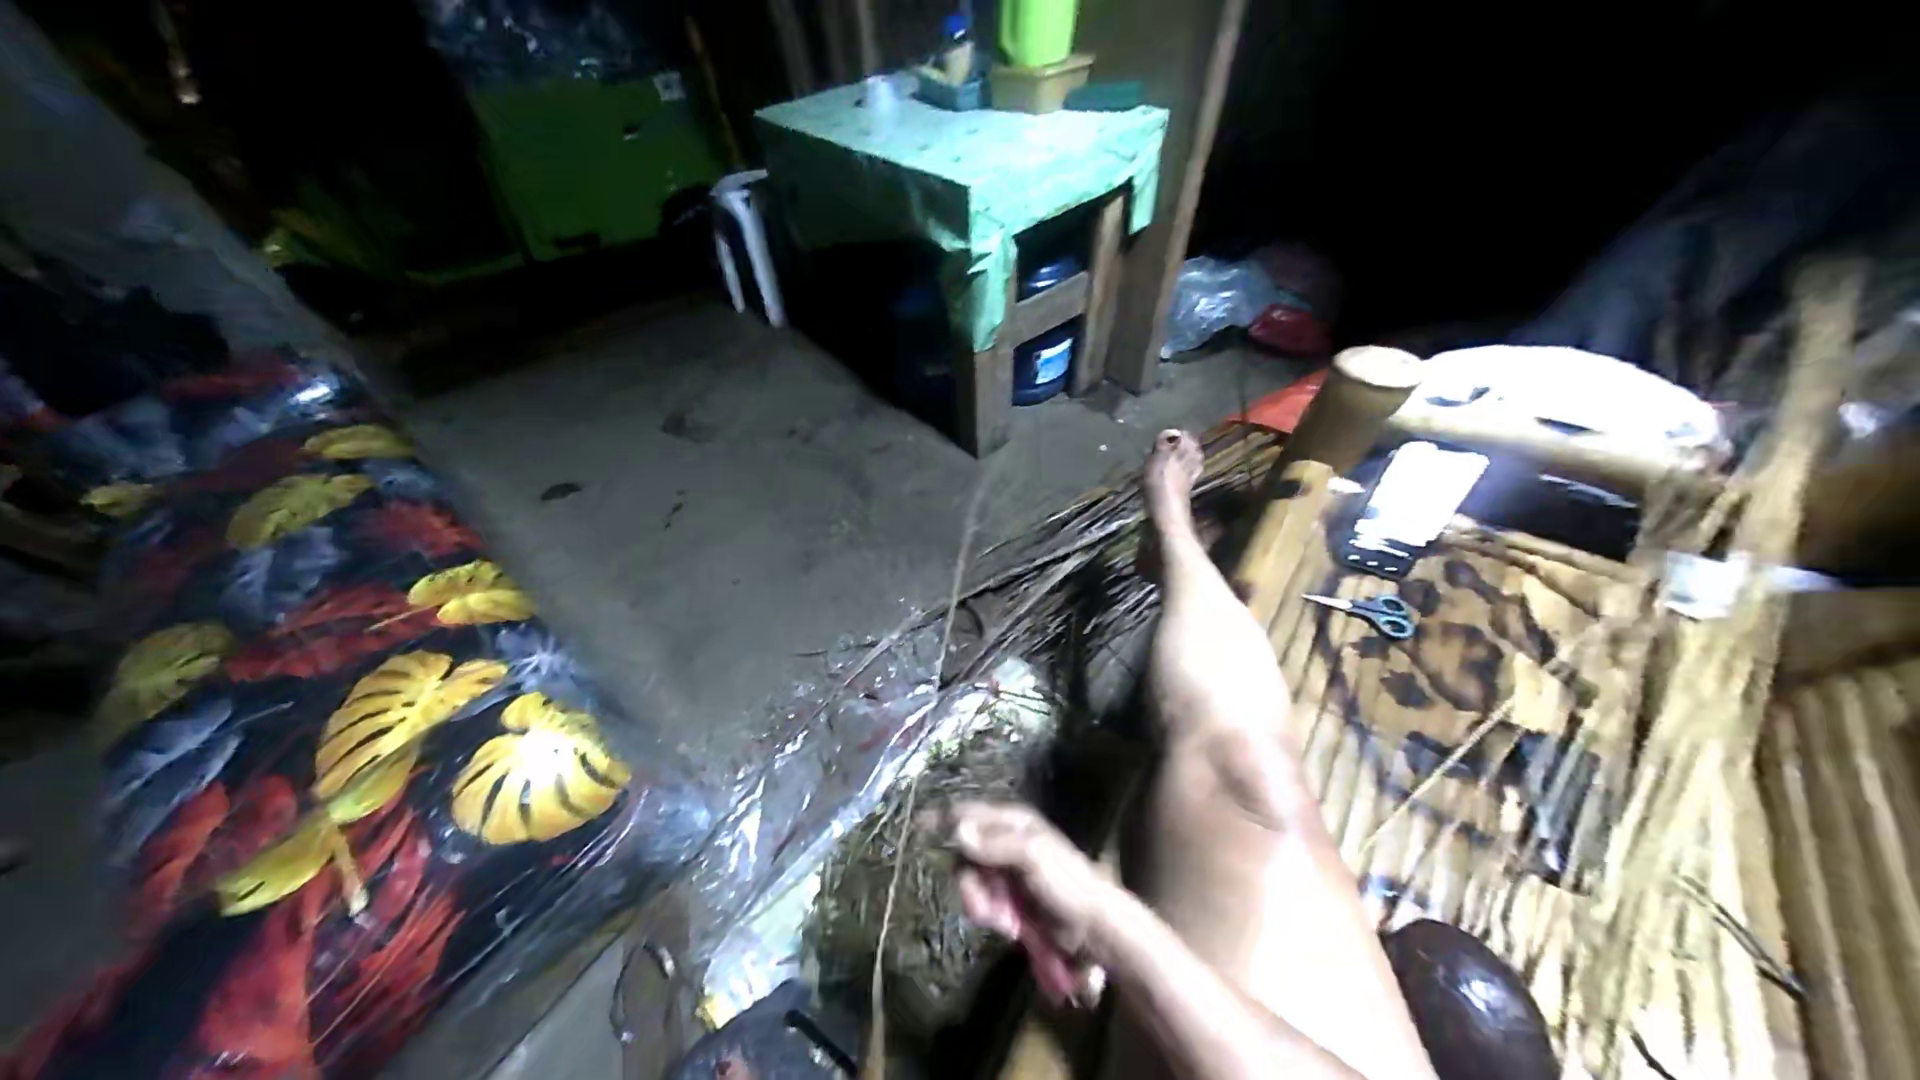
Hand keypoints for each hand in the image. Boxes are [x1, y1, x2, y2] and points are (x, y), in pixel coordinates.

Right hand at [933, 801, 1111, 1006]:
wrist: (1092, 927)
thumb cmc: (1067, 882)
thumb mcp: (1033, 856)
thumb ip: (994, 844)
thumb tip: (957, 829)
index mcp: (1012, 821)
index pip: (969, 813)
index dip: (944, 819)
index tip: (919, 826)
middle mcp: (1003, 841)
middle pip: (963, 853)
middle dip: (970, 882)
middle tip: (984, 905)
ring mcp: (1004, 870)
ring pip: (970, 880)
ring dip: (982, 903)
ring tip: (1004, 920)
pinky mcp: (1006, 897)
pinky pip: (982, 901)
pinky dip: (990, 914)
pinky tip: (1009, 926)